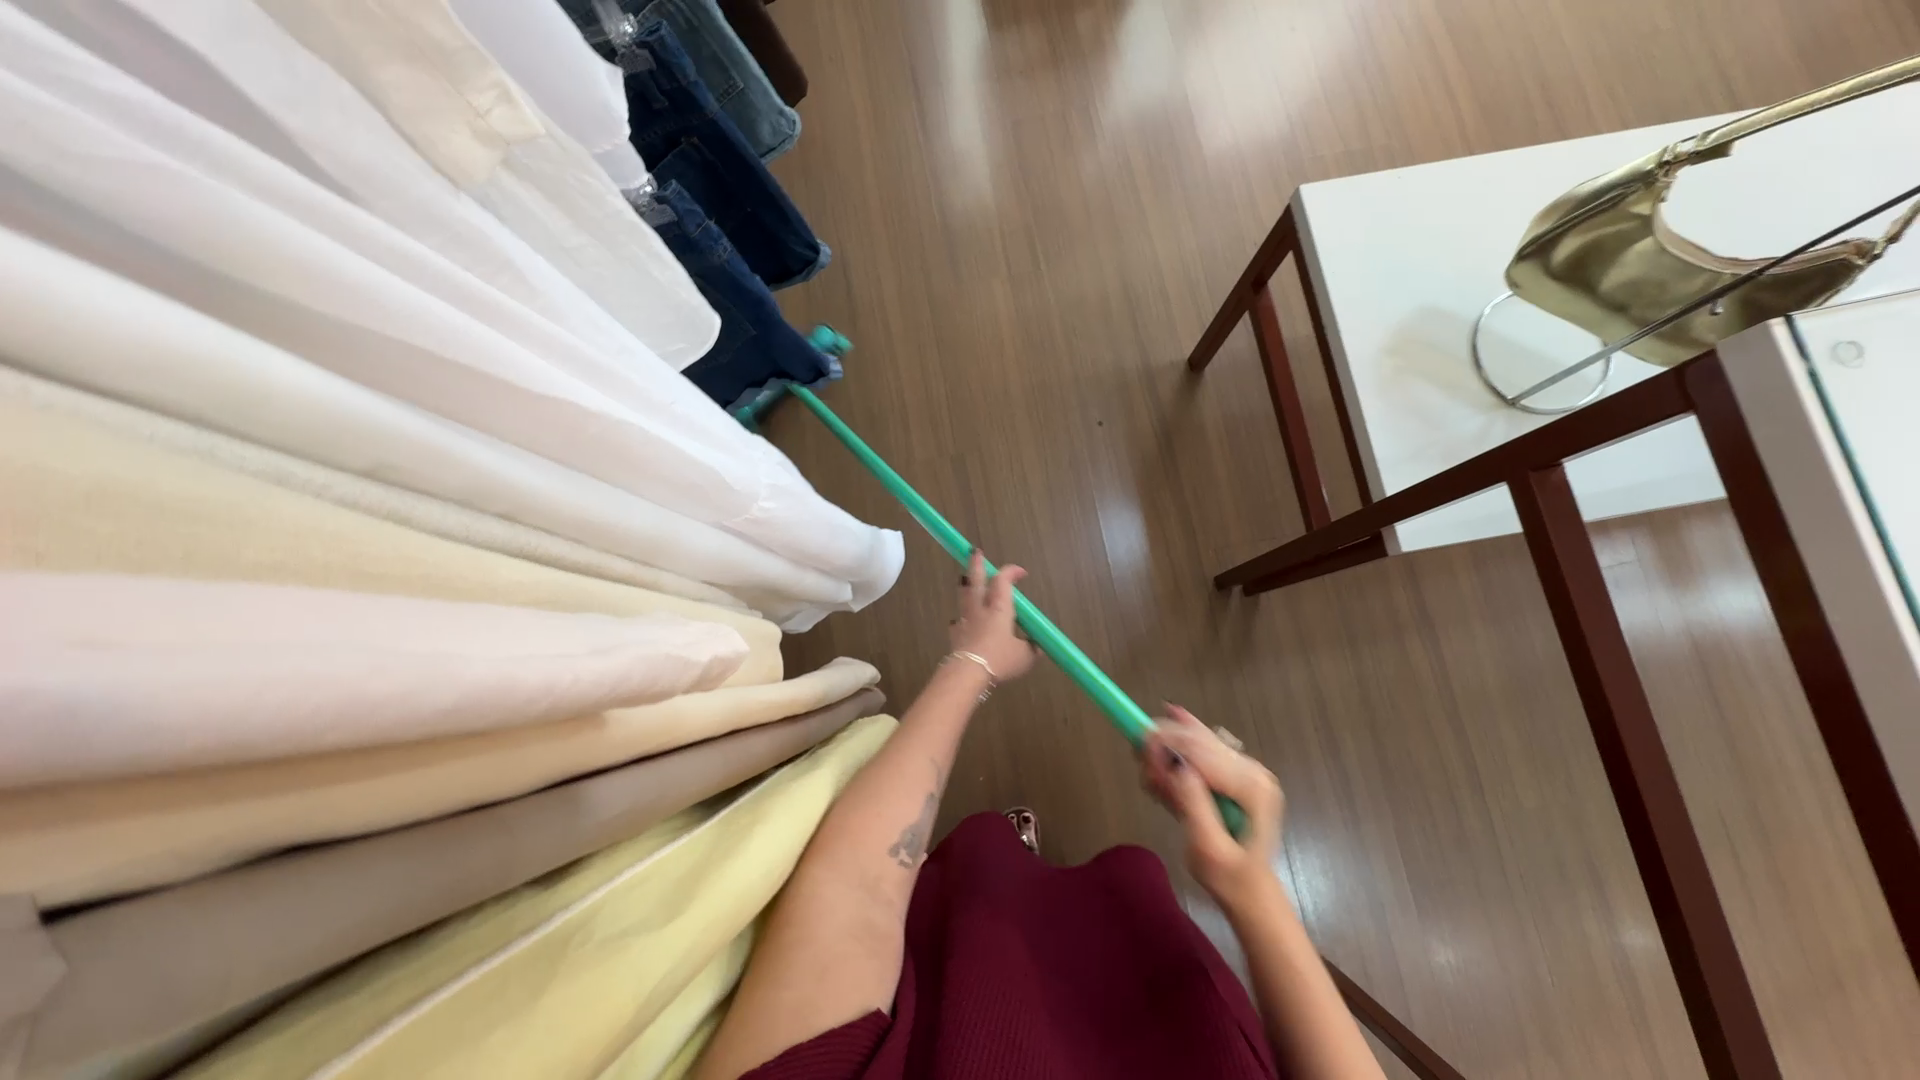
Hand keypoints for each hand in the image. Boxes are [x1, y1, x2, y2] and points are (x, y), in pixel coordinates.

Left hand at [949, 550, 1038, 682]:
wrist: (968, 673)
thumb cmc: (1000, 659)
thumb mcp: (1025, 657)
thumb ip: (1032, 648)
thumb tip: (1037, 647)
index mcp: (999, 607)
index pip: (1003, 580)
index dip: (1011, 571)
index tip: (1021, 572)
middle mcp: (980, 608)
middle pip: (976, 579)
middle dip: (976, 564)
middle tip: (975, 552)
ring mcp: (965, 620)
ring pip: (963, 595)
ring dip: (966, 585)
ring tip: (965, 579)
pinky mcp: (955, 634)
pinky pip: (957, 621)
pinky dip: (961, 618)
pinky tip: (961, 622)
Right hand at [1140, 705, 1284, 907]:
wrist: (1250, 892)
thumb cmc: (1228, 877)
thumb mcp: (1206, 847)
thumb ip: (1192, 803)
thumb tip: (1175, 763)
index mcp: (1251, 787)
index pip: (1202, 750)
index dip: (1167, 742)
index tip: (1137, 747)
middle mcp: (1253, 770)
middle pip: (1199, 738)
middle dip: (1165, 743)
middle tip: (1138, 760)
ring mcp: (1246, 770)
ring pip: (1197, 740)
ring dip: (1169, 750)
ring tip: (1153, 778)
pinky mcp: (1236, 773)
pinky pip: (1201, 751)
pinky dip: (1178, 756)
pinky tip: (1165, 773)